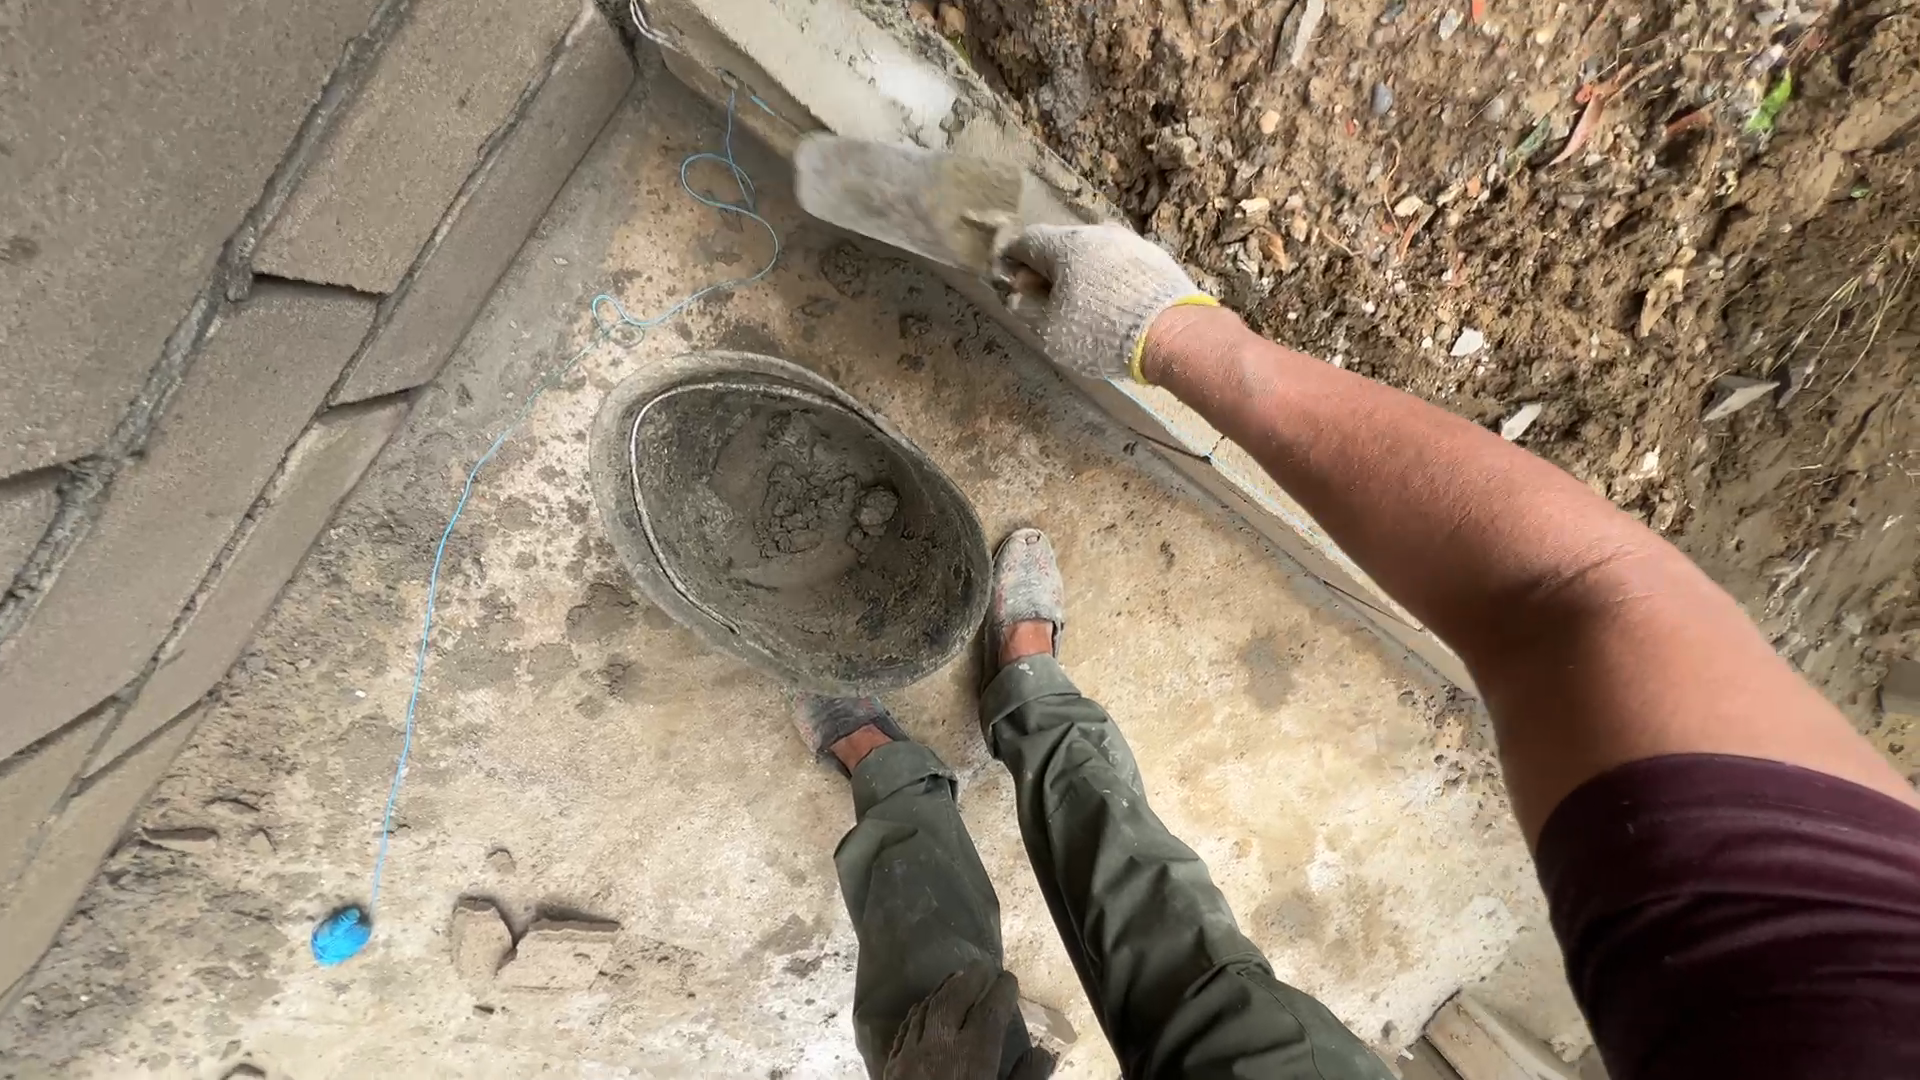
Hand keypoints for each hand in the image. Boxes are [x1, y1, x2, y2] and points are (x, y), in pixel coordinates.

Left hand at [884, 962, 1054, 1079]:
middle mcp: (939, 1047)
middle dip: (971, 978)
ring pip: (927, 1008)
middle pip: (954, 998)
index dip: (1002, 992)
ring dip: (945, 990)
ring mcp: (910, 1057)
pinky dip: (921, 1011)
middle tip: (984, 967)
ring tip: (958, 979)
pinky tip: (926, 1010)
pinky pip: (907, 1028)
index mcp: (972, 1057)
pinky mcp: (891, 1070)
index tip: (1010, 980)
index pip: (990, 1010)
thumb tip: (1045, 1052)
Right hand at [1001, 224, 1216, 382]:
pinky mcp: (1155, 259)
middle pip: (1061, 246)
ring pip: (1093, 256)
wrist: (1174, 334)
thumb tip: (1017, 294)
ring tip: (1081, 308)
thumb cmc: (1101, 332)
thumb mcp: (1050, 330)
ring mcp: (1130, 243)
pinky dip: (1107, 282)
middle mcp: (1098, 232)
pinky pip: (1118, 267)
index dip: (1012, 261)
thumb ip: (1026, 308)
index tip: (1011, 282)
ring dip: (1079, 277)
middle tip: (1045, 301)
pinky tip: (1112, 309)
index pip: (1027, 240)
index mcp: (1066, 244)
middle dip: (1047, 270)